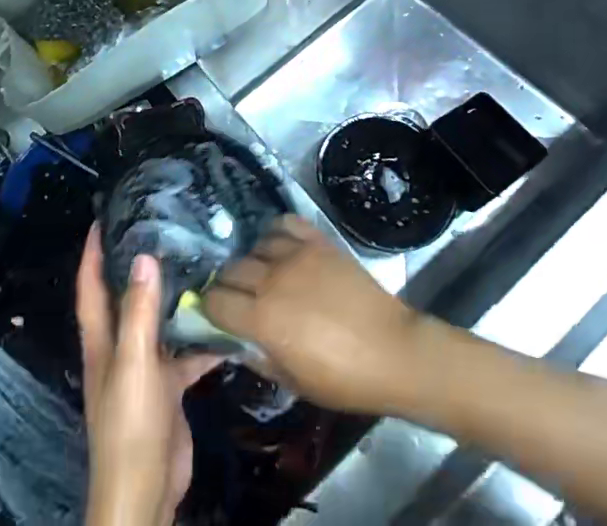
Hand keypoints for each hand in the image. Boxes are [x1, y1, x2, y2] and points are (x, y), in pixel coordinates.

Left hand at [78, 224, 221, 525]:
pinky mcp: (167, 389)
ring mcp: (144, 369)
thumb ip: (139, 312)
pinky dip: (201, 342)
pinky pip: (184, 356)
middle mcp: (119, 348)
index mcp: (101, 340)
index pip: (90, 286)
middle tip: (161, 232)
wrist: (145, 490)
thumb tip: (143, 258)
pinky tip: (226, 327)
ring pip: (157, 324)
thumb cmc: (130, 423)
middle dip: (136, 267)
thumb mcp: (134, 363)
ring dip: (173, 301)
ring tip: (200, 268)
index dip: (92, 253)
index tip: (102, 219)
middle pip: (125, 299)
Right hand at [201, 215, 426, 416]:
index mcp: (261, 318)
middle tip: (241, 298)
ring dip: (253, 261)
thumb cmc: (344, 379)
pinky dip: (277, 232)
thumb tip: (235, 343)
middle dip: (228, 285)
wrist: (396, 353)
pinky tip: (282, 247)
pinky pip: (286, 224)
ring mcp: (297, 256)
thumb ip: (257, 357)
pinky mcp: (319, 243)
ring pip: (256, 246)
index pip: (215, 301)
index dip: (211, 309)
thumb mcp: (293, 382)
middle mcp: (272, 280)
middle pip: (231, 270)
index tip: (218, 316)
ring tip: (265, 274)